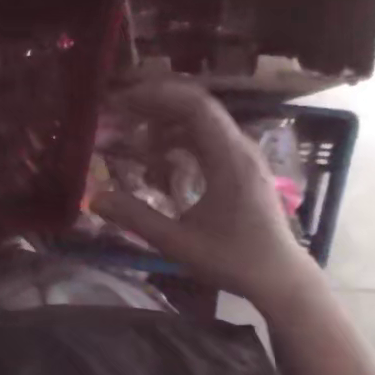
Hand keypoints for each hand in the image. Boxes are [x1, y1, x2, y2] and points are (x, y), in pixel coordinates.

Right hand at [91, 77, 317, 304]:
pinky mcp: (241, 165)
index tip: (122, 101)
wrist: (280, 278)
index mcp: (229, 159)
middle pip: (197, 106)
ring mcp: (243, 155)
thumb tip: (94, 198)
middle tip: (119, 110)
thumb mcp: (177, 243)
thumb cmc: (233, 260)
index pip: (195, 107)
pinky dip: (178, 137)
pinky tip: (156, 157)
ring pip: (202, 120)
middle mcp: (239, 147)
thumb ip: (136, 217)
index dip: (156, 96)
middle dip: (156, 103)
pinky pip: (207, 137)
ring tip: (132, 135)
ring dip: (165, 120)